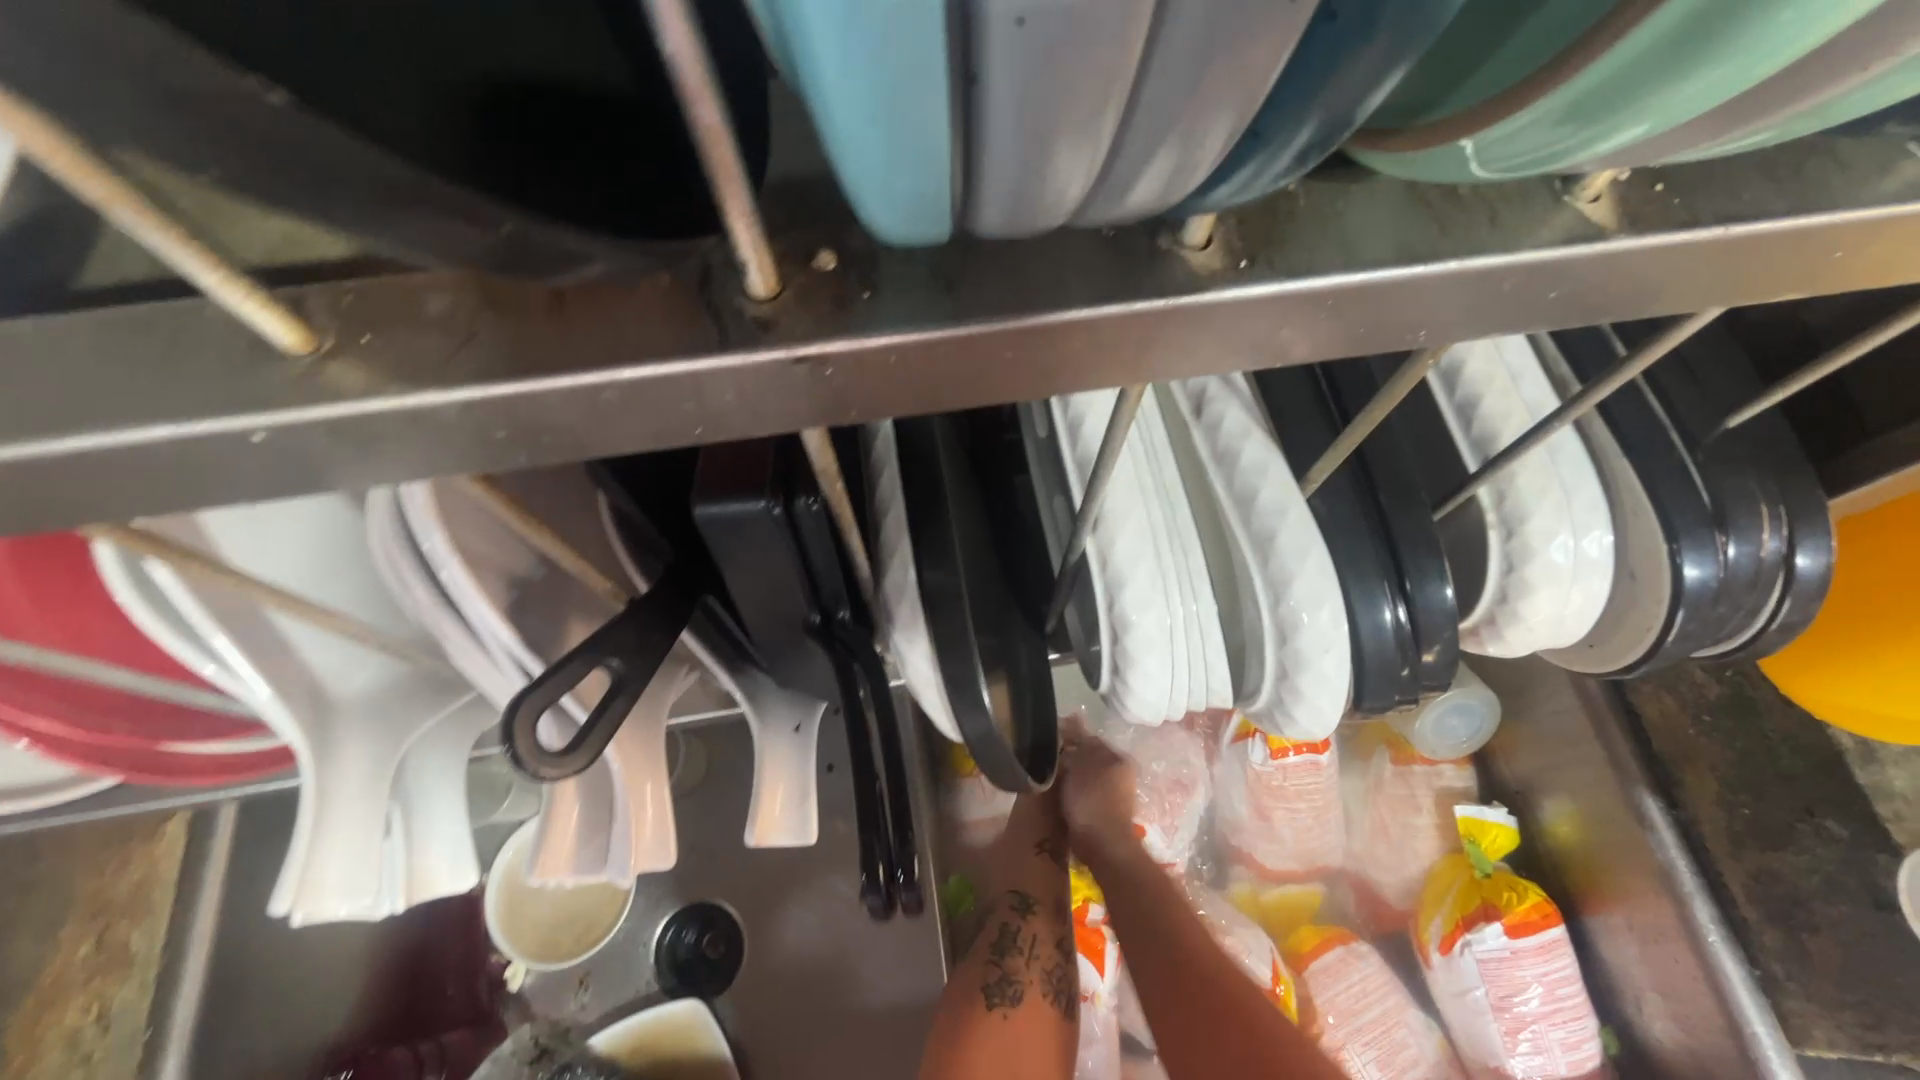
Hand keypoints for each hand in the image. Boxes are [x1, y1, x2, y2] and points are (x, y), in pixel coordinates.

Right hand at [1057, 716, 1138, 863]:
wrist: (1103, 845)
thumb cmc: (1091, 800)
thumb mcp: (1081, 764)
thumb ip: (1078, 740)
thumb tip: (1074, 716)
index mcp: (1118, 758)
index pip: (1088, 738)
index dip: (1066, 737)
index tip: (1047, 741)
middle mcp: (1121, 772)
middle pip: (1088, 757)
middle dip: (1068, 757)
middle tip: (1044, 759)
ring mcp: (1115, 793)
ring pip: (1085, 775)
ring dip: (1069, 774)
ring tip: (1047, 777)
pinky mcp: (1106, 811)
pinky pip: (1085, 792)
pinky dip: (1072, 790)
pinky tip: (1057, 794)